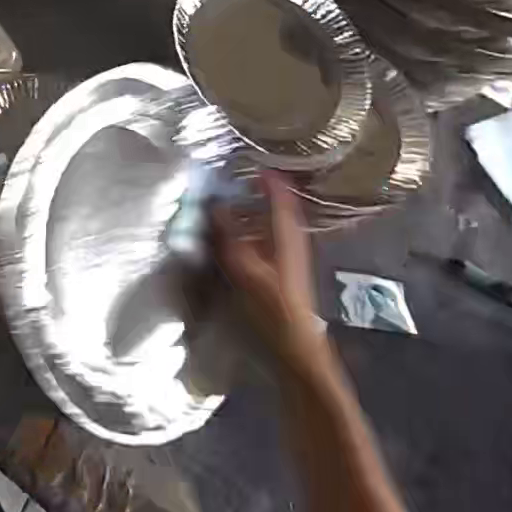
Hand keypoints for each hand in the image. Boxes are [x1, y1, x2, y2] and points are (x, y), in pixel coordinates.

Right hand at [212, 171, 323, 361]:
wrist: (296, 346)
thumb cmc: (272, 306)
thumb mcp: (245, 268)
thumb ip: (229, 234)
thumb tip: (215, 204)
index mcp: (286, 232)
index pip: (280, 193)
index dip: (267, 176)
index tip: (248, 164)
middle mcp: (292, 237)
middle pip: (279, 204)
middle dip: (260, 189)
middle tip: (235, 181)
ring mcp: (290, 254)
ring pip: (274, 221)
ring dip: (256, 209)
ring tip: (232, 204)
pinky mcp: (284, 269)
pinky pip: (269, 236)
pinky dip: (255, 228)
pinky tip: (237, 237)